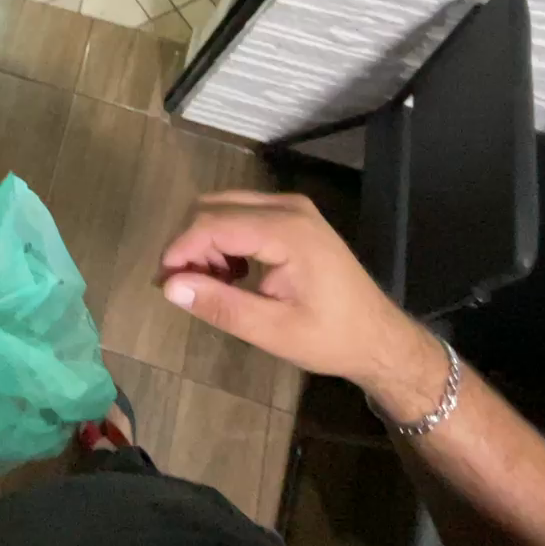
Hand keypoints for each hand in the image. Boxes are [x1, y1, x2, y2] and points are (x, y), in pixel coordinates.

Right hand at [158, 192, 445, 414]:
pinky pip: (239, 212)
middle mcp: (286, 206)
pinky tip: (230, 272)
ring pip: (222, 206)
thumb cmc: (330, 338)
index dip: (180, 249)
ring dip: (204, 240)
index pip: (212, 223)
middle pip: (212, 207)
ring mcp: (291, 207)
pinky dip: (222, 237)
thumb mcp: (272, 331)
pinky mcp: (291, 214)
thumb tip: (170, 287)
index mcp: (286, 231)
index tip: (163, 282)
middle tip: (185, 285)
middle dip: (189, 243)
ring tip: (209, 283)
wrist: (380, 339)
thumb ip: (220, 305)